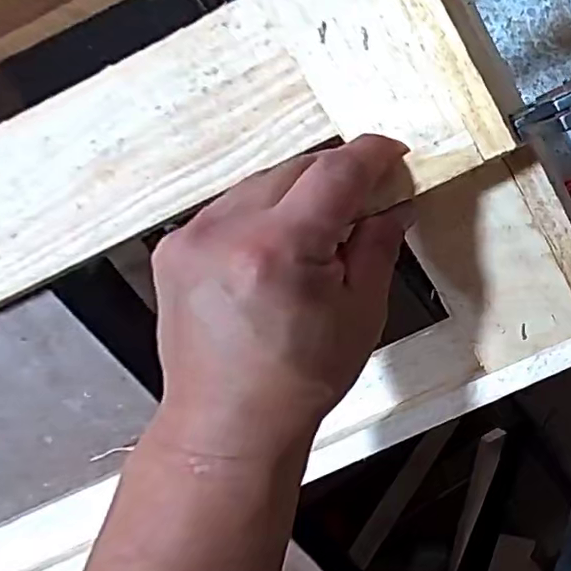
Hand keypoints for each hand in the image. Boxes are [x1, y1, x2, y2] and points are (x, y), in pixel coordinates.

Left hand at [146, 135, 413, 461]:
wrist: (232, 419)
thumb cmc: (303, 377)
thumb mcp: (363, 310)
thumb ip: (378, 246)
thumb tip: (393, 207)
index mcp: (280, 250)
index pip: (334, 173)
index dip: (371, 154)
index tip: (394, 152)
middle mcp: (225, 232)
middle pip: (297, 169)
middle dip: (342, 175)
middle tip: (375, 197)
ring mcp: (192, 238)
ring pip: (264, 182)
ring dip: (306, 191)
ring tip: (334, 225)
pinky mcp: (176, 248)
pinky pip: (235, 205)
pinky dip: (273, 209)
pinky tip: (293, 239)